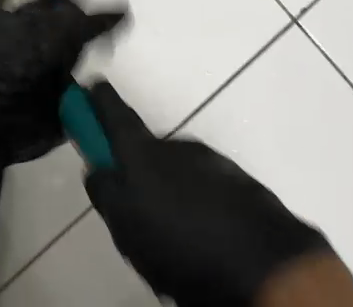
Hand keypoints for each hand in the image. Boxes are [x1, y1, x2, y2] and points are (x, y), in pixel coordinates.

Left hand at [0, 0, 125, 167]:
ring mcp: (8, 19)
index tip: (122, 16)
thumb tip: (75, 70)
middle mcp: (38, 24)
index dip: (111, 20)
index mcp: (60, 45)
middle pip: (68, 9)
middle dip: (84, 12)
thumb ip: (72, 89)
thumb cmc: (11, 130)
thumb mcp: (57, 118)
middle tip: (92, 16)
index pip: (95, 24)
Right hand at [83, 82, 329, 306]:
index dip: (98, 101)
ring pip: (179, 175)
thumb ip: (106, 191)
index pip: (114, 114)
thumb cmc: (180, 243)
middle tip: (132, 208)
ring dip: (171, 194)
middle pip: (147, 151)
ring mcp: (214, 164)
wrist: (263, 265)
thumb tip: (96, 168)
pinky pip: (208, 194)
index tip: (89, 86)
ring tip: (169, 237)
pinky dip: (200, 208)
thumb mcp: (125, 224)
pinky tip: (200, 240)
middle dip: (138, 170)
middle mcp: (179, 147)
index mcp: (144, 153)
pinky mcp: (242, 188)